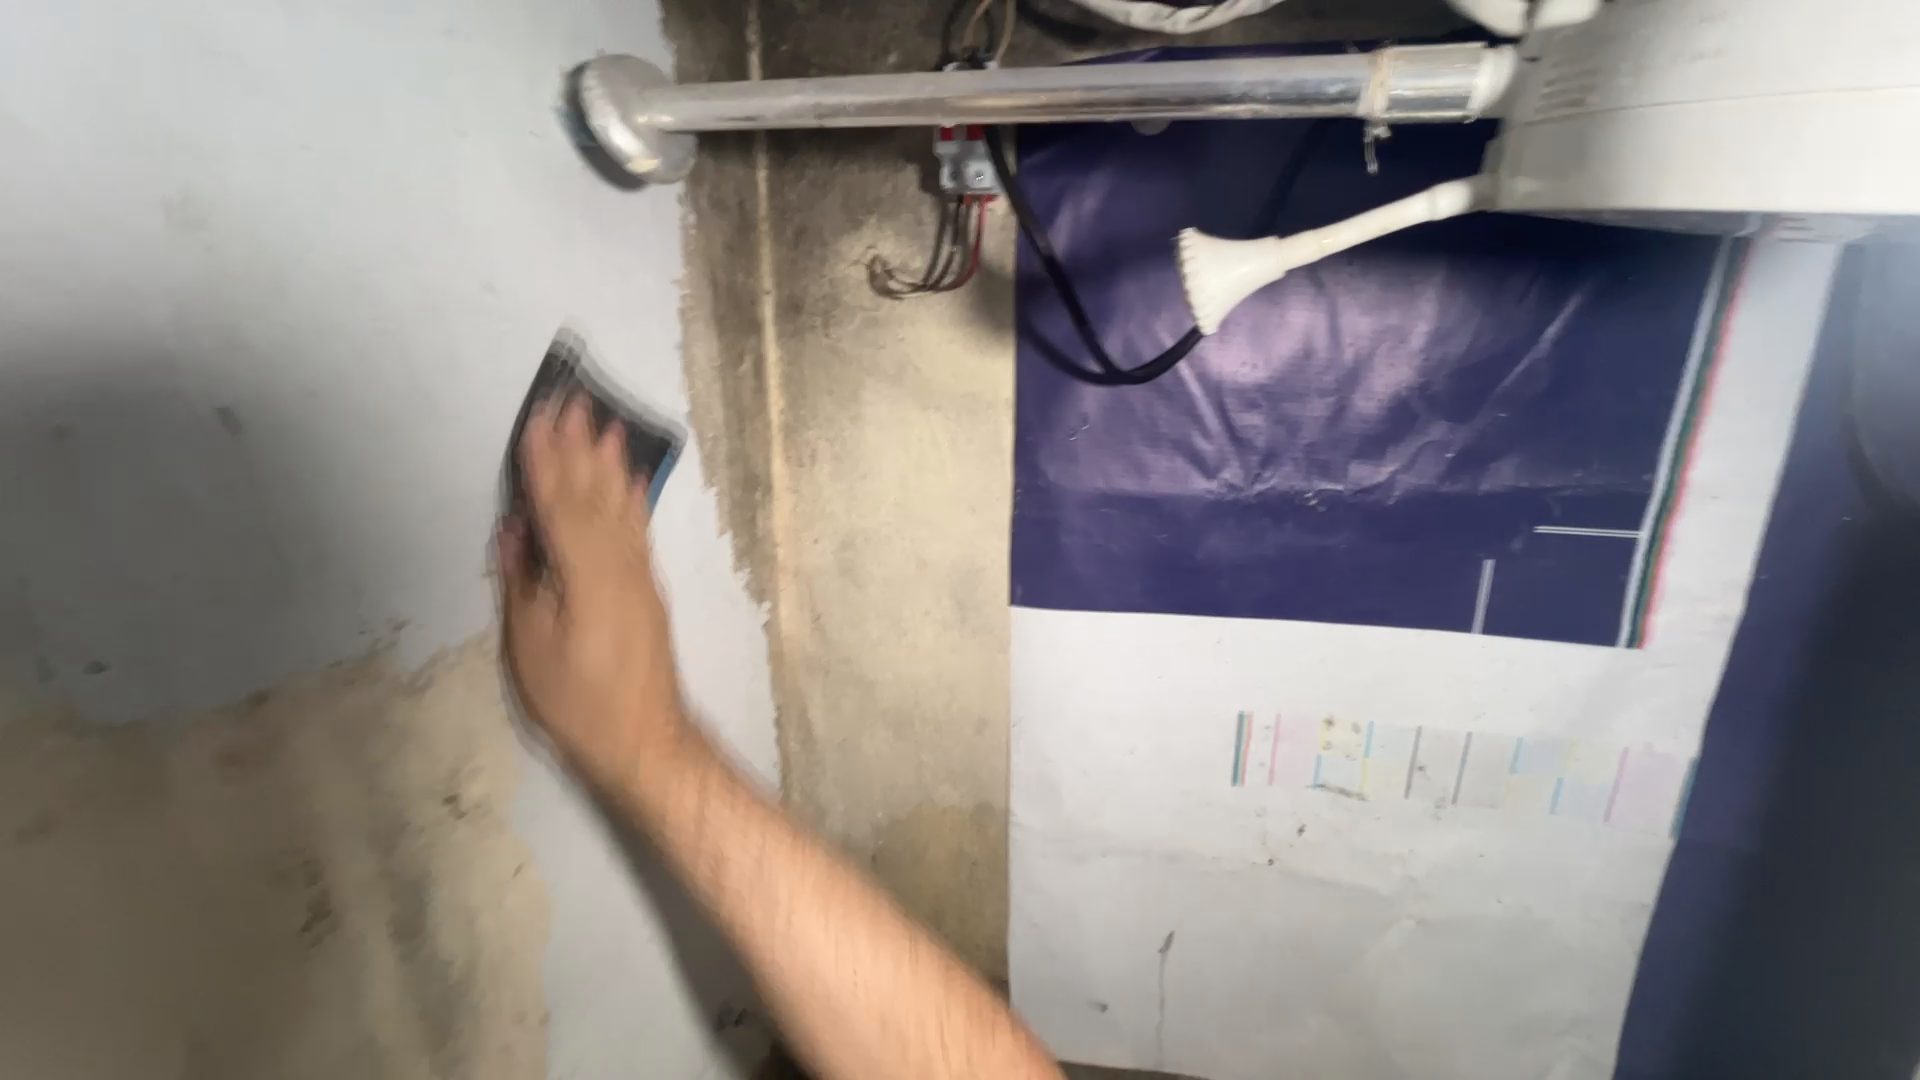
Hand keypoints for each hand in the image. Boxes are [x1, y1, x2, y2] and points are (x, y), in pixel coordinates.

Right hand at [496, 395, 685, 791]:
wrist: (643, 735)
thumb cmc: (578, 700)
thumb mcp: (530, 646)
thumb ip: (524, 580)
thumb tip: (518, 527)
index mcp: (586, 574)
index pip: (560, 504)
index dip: (547, 460)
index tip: (541, 417)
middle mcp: (621, 564)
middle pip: (596, 495)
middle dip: (583, 448)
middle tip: (577, 401)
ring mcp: (641, 575)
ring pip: (623, 508)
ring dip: (612, 464)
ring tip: (607, 424)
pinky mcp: (649, 589)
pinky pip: (640, 531)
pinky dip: (634, 500)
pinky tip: (631, 481)